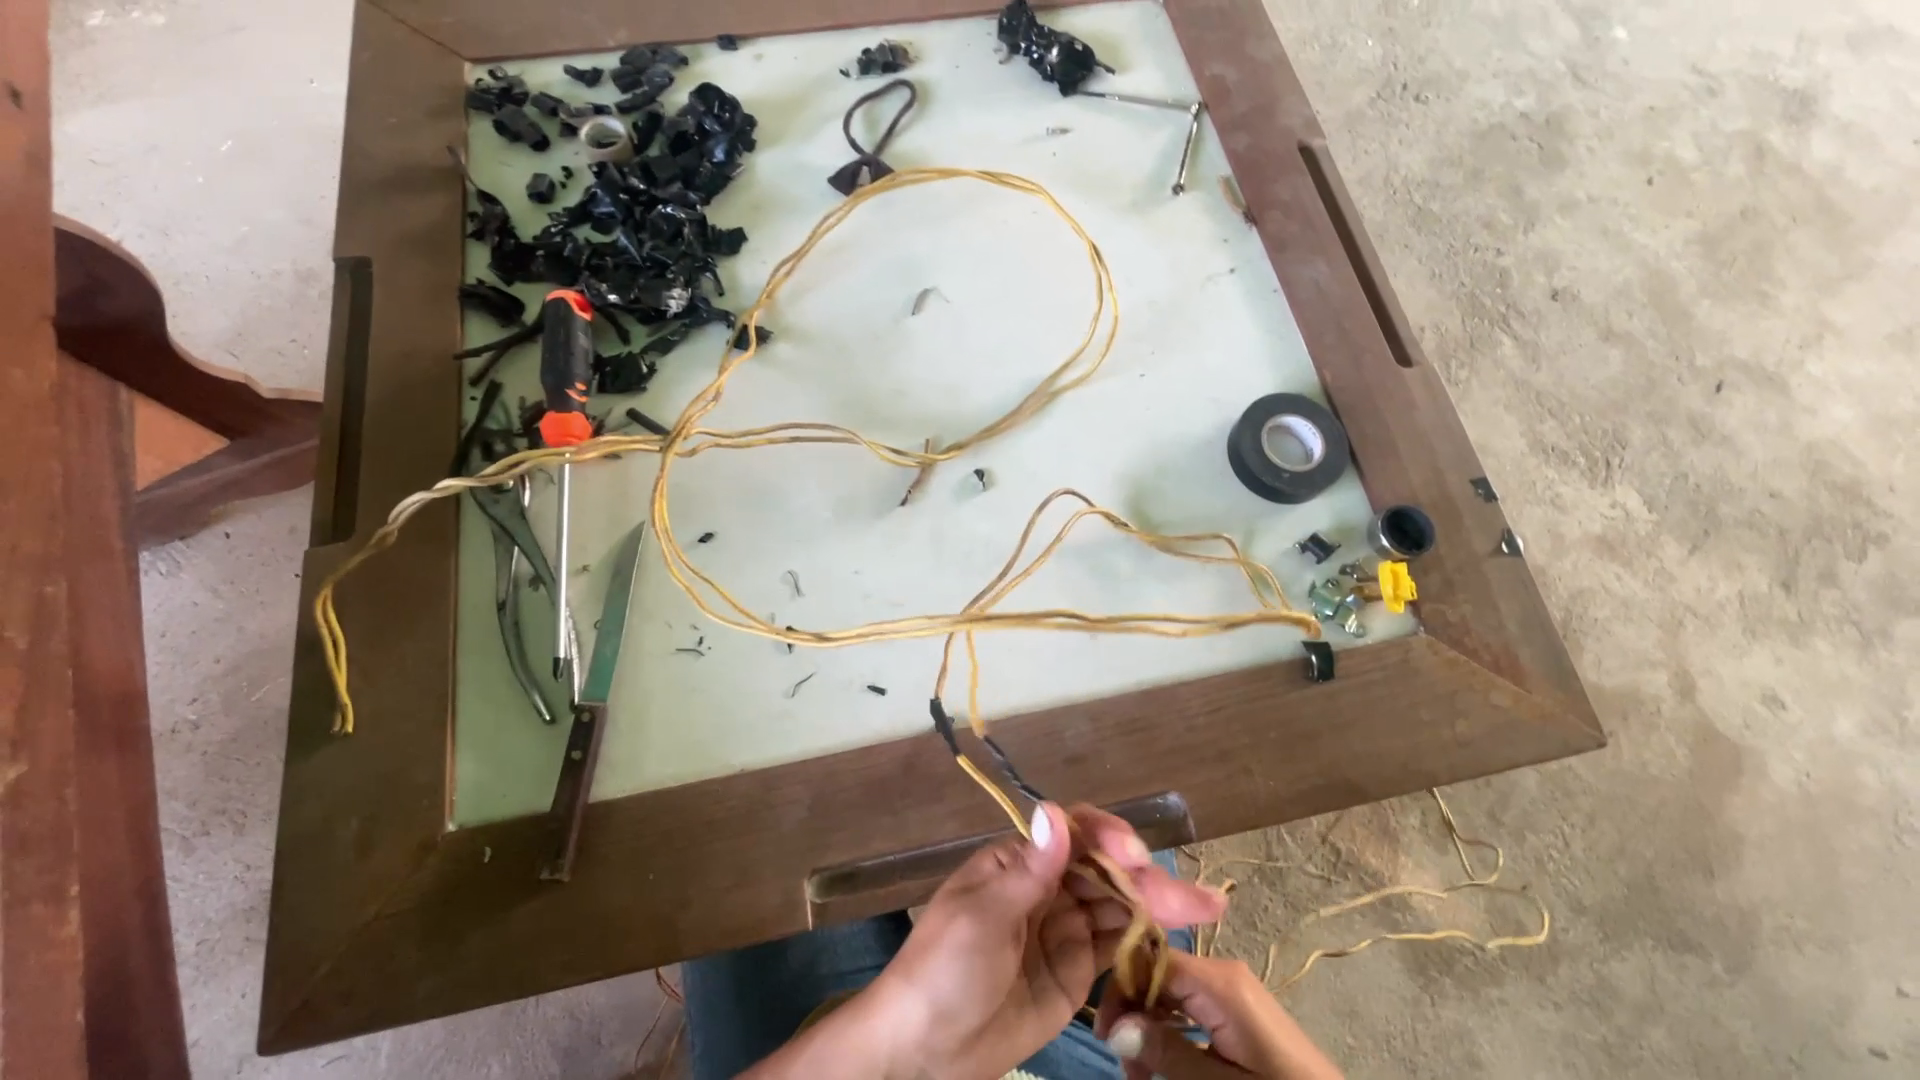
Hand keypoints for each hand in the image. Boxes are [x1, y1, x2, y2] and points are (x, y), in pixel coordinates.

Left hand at [869, 803, 1225, 1079]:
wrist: (927, 1047)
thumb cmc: (943, 969)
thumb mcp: (982, 917)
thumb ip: (1029, 870)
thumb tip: (1055, 811)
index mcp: (1017, 863)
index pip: (1072, 835)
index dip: (1107, 838)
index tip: (1134, 856)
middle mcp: (1046, 887)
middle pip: (1105, 872)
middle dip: (1149, 879)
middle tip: (1198, 899)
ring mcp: (1063, 928)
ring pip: (1118, 906)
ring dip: (1160, 906)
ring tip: (1207, 910)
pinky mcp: (1076, 969)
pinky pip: (1116, 945)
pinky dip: (1147, 939)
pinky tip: (1178, 936)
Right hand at [1096, 951, 1342, 1079]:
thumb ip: (1166, 1052)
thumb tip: (1115, 1028)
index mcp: (1219, 981)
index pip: (1149, 961)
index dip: (1121, 991)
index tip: (1104, 1036)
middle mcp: (1223, 972)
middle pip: (1157, 975)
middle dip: (1133, 1015)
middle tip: (1125, 1068)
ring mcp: (1232, 989)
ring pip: (1170, 992)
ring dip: (1149, 1028)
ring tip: (1141, 1074)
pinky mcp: (1238, 1009)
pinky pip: (1190, 1006)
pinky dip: (1170, 1031)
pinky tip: (1164, 1061)